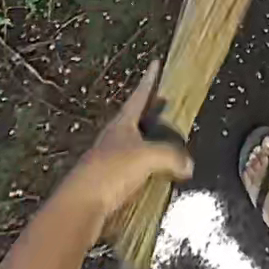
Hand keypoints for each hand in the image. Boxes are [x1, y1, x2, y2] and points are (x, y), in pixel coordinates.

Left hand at [63, 61, 193, 217]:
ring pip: (133, 143)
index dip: (149, 80)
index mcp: (123, 123)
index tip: (155, 63)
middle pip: (135, 118)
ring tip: (165, 143)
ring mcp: (108, 159)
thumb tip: (189, 164)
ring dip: (148, 141)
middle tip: (165, 104)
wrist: (80, 205)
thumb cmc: (111, 170)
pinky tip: (154, 175)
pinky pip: (131, 168)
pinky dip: (145, 167)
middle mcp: (114, 137)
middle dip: (150, 111)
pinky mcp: (107, 181)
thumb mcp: (148, 157)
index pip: (140, 95)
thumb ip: (171, 156)